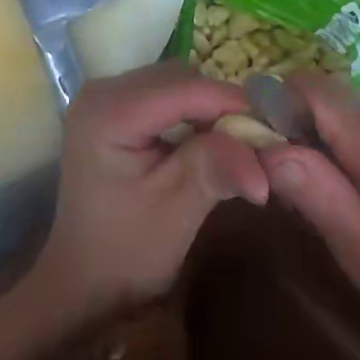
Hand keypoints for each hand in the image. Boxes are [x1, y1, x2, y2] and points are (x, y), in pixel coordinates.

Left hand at [30, 62, 270, 323]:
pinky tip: (205, 141)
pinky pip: (162, 94)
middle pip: (177, 79)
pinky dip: (190, 112)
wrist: (86, 280)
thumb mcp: (174, 212)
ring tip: (235, 143)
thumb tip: (265, 154)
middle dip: (219, 105)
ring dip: (206, 107)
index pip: (181, 88)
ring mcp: (103, 97)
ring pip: (173, 82)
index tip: (273, 125)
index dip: (230, 102)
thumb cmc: (126, 252)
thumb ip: (213, 169)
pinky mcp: (112, 108)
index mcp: (106, 112)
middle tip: (255, 141)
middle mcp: (100, 91)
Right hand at [257, 72, 359, 342]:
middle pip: (315, 94)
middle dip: (292, 131)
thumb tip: (265, 147)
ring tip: (325, 191)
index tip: (263, 152)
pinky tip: (351, 183)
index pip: (306, 88)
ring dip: (313, 138)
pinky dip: (336, 138)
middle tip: (295, 188)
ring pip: (329, 103)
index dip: (274, 109)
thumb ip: (317, 195)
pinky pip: (350, 111)